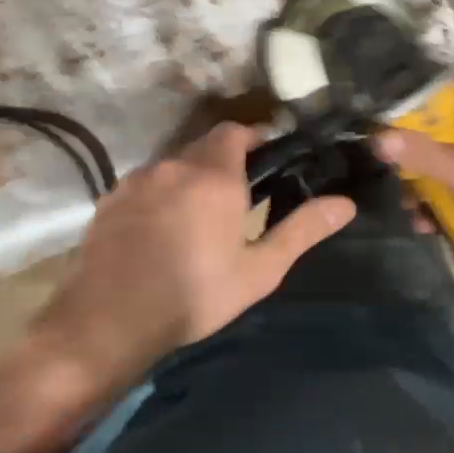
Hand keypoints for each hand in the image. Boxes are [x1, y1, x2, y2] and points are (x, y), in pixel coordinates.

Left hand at [28, 123, 354, 384]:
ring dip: (189, 181)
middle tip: (238, 200)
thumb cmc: (194, 294)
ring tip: (198, 220)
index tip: (266, 162)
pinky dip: (159, 198)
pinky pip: (144, 186)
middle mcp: (173, 166)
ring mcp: (135, 181)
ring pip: (171, 166)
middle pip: (203, 147)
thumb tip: (346, 204)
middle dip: (223, 163)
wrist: (108, 322)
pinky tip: (160, 233)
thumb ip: (302, 231)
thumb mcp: (259, 271)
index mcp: (214, 176)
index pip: (236, 131)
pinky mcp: (108, 201)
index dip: (253, 139)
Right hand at [373, 96, 453, 268]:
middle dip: (415, 166)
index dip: (409, 118)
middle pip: (440, 138)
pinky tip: (431, 226)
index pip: (440, 102)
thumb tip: (377, 136)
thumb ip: (424, 154)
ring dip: (427, 191)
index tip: (383, 140)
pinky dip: (445, 205)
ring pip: (448, 168)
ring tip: (414, 216)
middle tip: (398, 190)